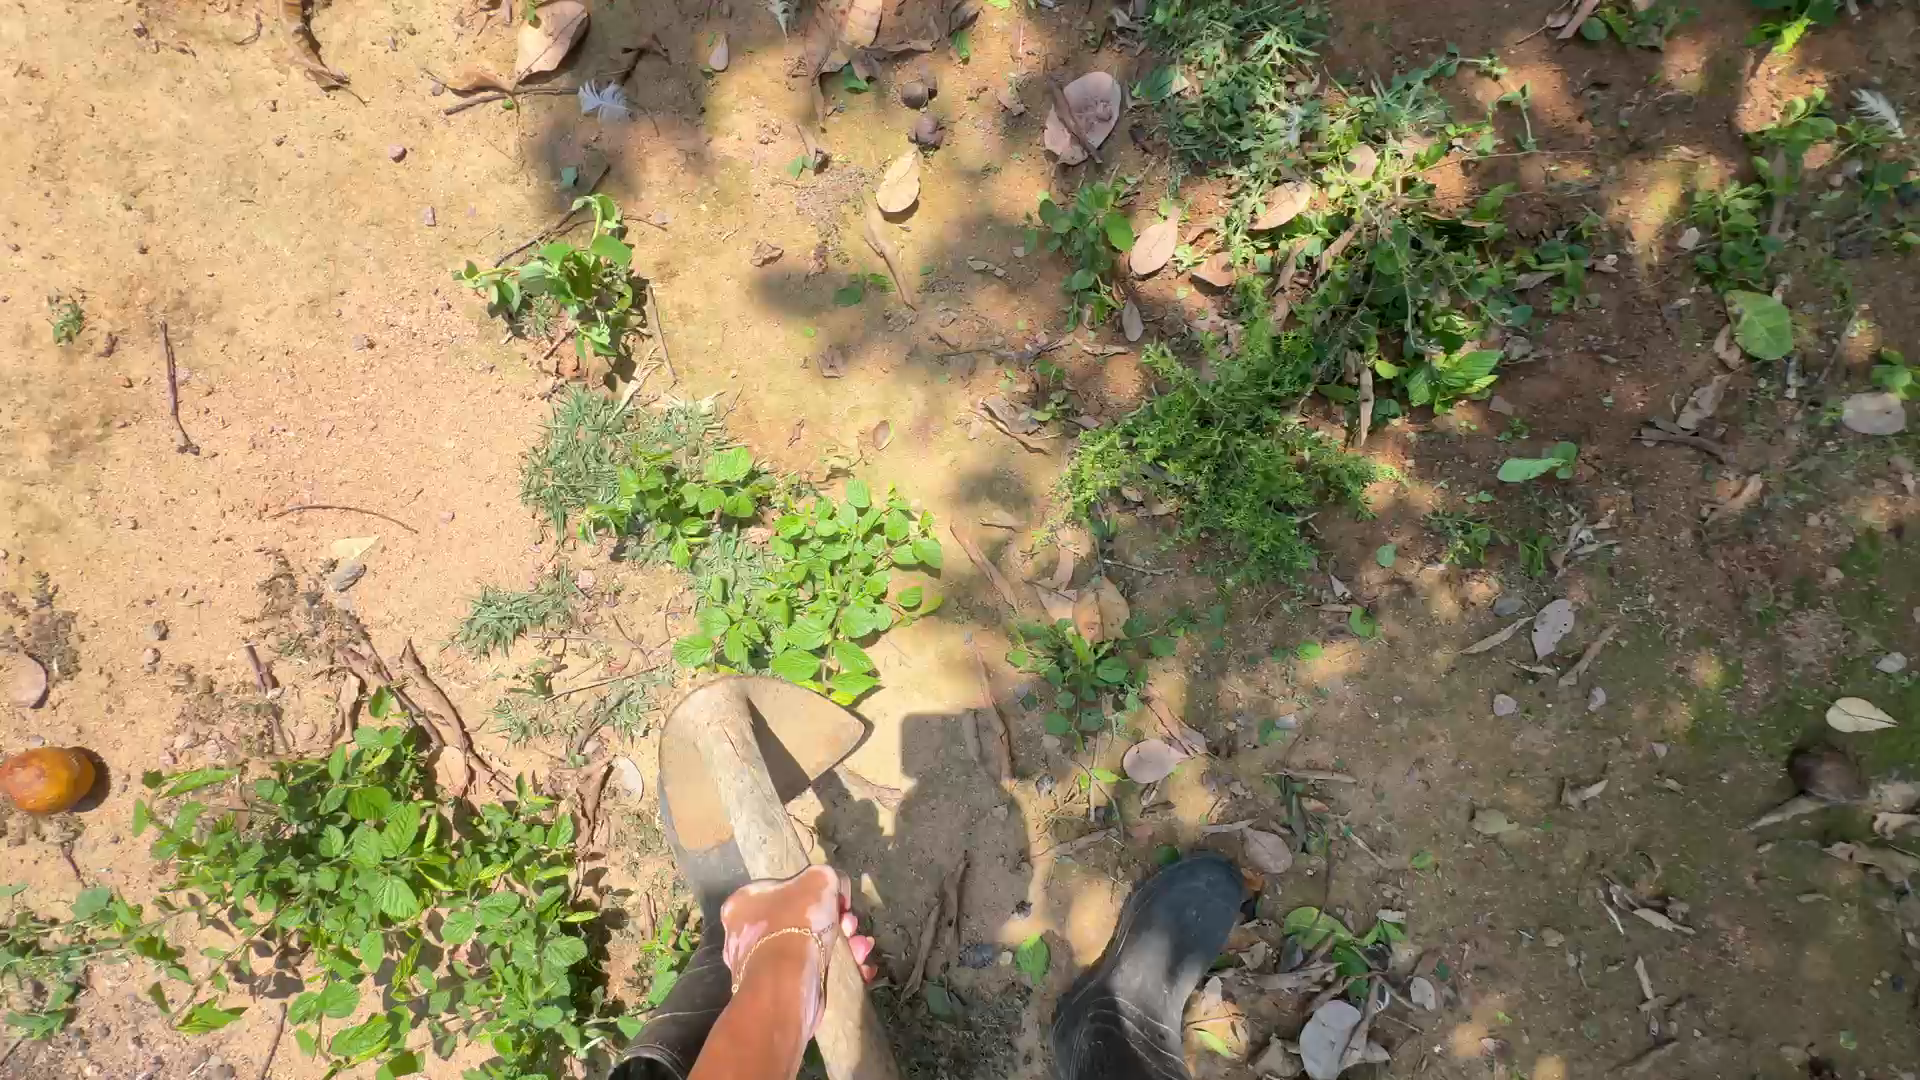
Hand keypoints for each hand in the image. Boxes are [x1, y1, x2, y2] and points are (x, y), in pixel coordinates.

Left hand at [718, 866, 876, 1039]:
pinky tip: (861, 968)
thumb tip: (834, 890)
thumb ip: (828, 876)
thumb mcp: (820, 879)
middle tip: (850, 926)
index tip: (837, 901)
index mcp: (745, 902)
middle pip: (804, 918)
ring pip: (813, 946)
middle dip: (837, 922)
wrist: (786, 986)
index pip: (785, 887)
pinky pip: (814, 972)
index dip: (816, 891)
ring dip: (845, 945)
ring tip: (862, 949)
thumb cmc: (797, 923)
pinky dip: (840, 969)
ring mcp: (763, 966)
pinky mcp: (781, 991)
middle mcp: (747, 934)